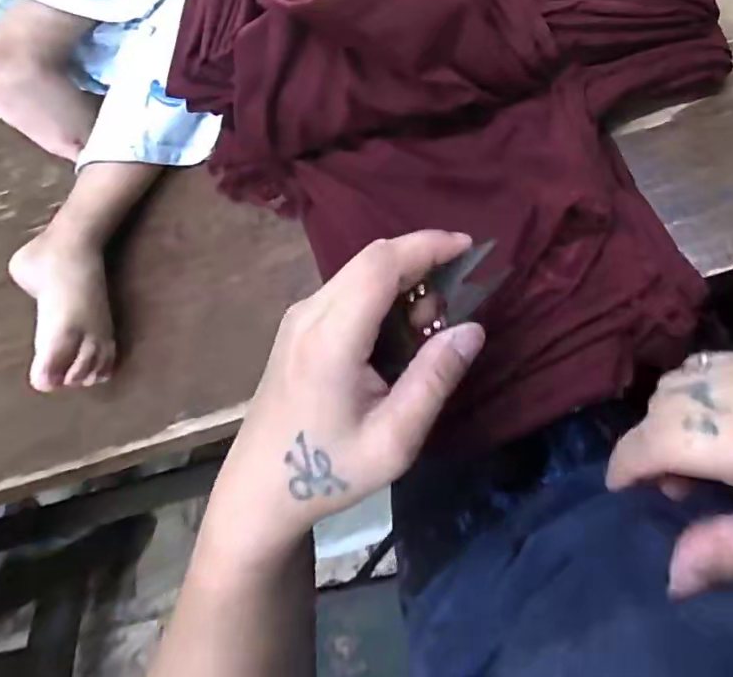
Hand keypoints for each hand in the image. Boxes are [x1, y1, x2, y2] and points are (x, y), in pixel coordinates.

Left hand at [199, 231, 485, 565]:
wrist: (259, 488)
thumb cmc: (330, 470)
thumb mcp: (394, 440)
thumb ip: (434, 379)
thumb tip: (473, 328)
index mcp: (331, 337)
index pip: (381, 264)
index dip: (427, 246)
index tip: (468, 246)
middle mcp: (310, 312)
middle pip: (371, 258)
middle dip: (421, 258)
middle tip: (456, 294)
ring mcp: (299, 314)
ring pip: (359, 269)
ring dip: (402, 276)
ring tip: (428, 321)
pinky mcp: (298, 323)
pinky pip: (348, 286)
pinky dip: (382, 289)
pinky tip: (398, 326)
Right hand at [607, 350, 732, 597]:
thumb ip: (730, 556)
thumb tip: (669, 578)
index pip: (658, 439)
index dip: (626, 464)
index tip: (619, 491)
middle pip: (662, 407)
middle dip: (650, 447)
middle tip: (675, 493)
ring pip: (678, 381)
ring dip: (669, 419)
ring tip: (699, 463)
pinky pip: (703, 365)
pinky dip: (691, 394)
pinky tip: (717, 427)